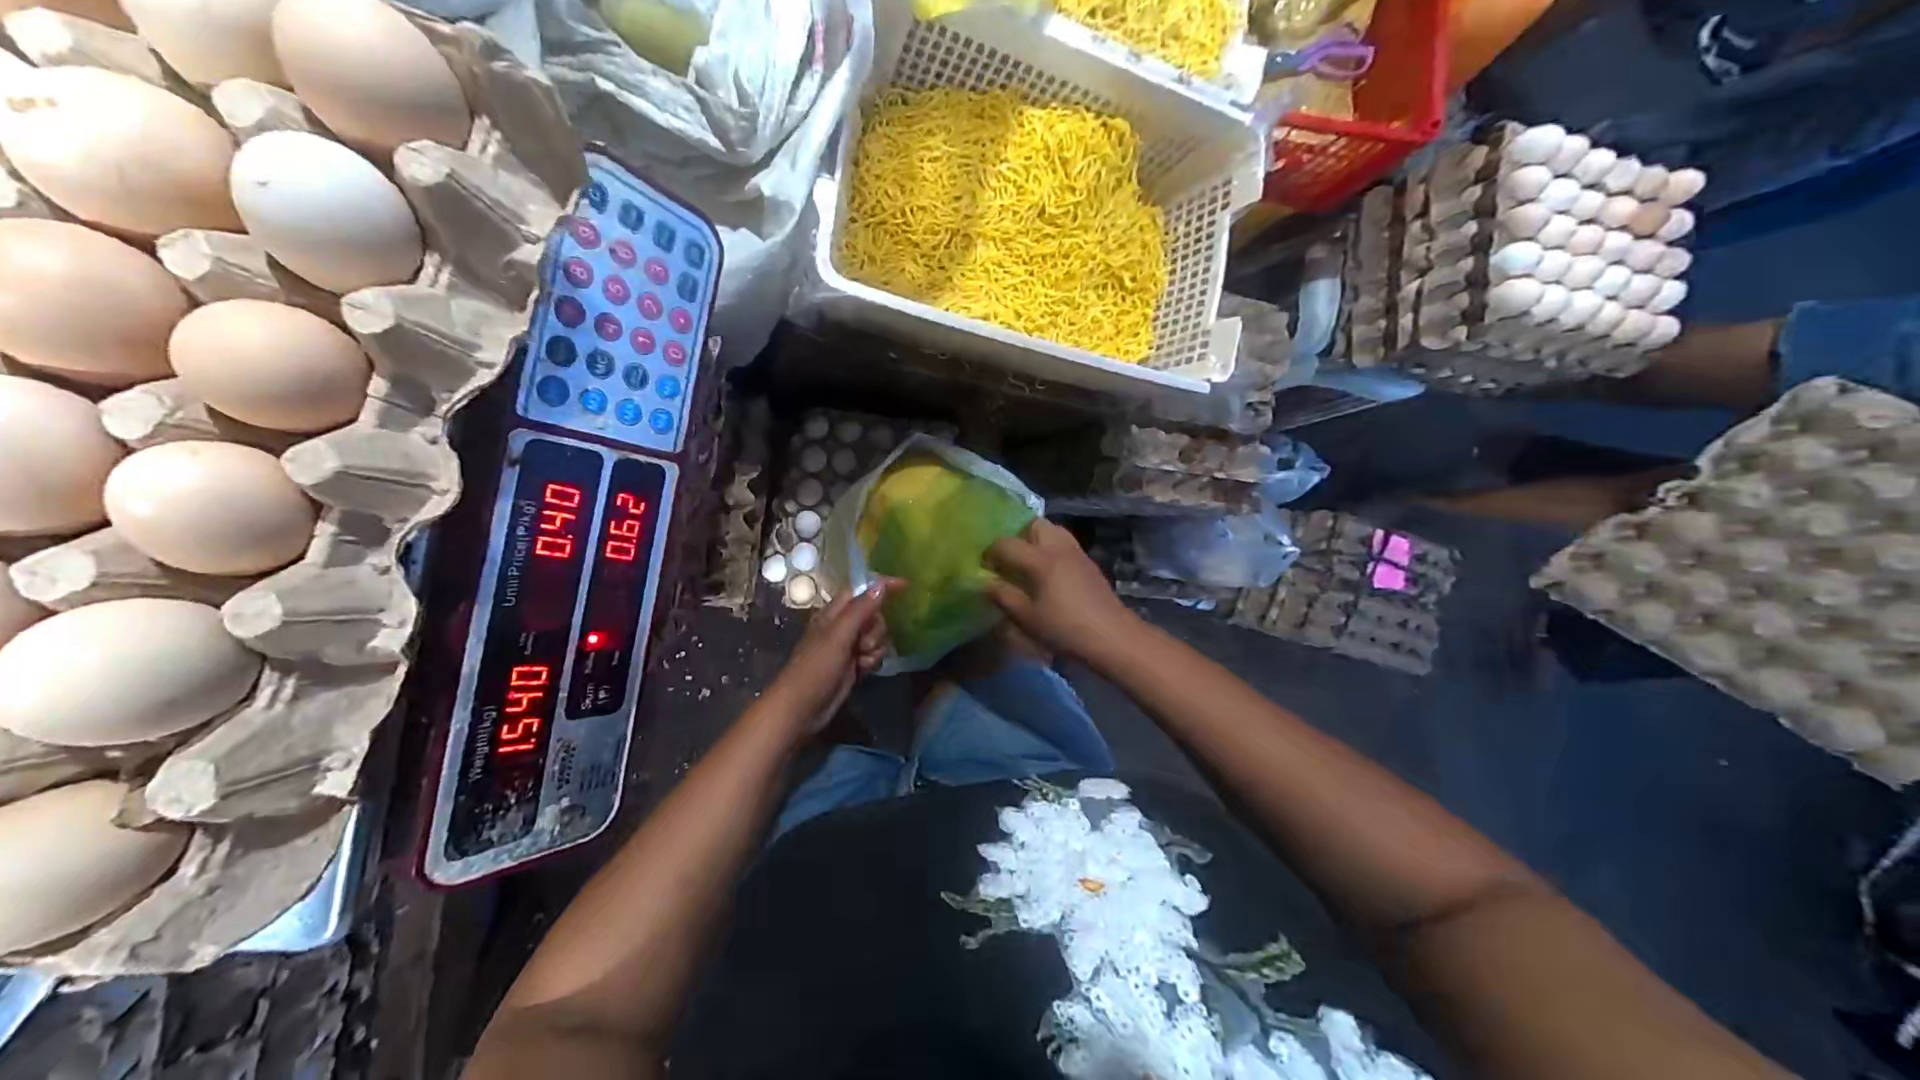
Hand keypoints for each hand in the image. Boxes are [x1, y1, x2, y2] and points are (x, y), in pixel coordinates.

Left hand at [764, 578, 896, 736]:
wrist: (802, 708)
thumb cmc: (816, 668)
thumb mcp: (839, 635)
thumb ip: (861, 610)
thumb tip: (880, 584)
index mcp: (833, 613)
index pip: (861, 590)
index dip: (881, 586)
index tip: (905, 586)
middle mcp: (841, 626)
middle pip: (873, 615)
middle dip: (877, 628)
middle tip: (865, 644)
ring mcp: (847, 647)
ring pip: (876, 636)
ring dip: (876, 647)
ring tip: (863, 661)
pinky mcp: (853, 665)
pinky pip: (874, 654)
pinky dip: (873, 660)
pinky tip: (865, 670)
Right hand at [984, 520, 1137, 662]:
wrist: (1112, 637)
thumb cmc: (1065, 630)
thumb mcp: (1027, 618)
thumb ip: (1003, 596)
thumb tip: (986, 582)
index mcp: (1040, 559)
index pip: (1006, 544)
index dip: (990, 553)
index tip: (985, 567)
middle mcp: (1058, 547)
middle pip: (1034, 524)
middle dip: (1017, 536)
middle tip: (1009, 558)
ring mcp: (1077, 553)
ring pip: (1053, 531)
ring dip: (1036, 540)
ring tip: (1028, 563)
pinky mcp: (1089, 563)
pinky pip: (1064, 544)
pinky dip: (1051, 549)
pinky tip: (1048, 573)